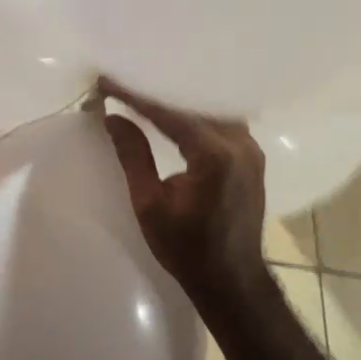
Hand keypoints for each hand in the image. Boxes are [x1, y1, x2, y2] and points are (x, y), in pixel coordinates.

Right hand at [100, 78, 270, 297]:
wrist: (232, 282)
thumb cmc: (186, 249)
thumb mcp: (149, 204)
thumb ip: (133, 156)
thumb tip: (113, 116)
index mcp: (214, 156)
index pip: (169, 113)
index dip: (136, 95)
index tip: (107, 81)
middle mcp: (239, 145)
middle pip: (194, 104)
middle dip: (159, 92)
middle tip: (126, 78)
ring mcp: (251, 150)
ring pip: (211, 110)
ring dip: (180, 101)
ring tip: (147, 90)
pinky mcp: (253, 157)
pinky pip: (222, 122)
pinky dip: (197, 114)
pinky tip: (176, 112)